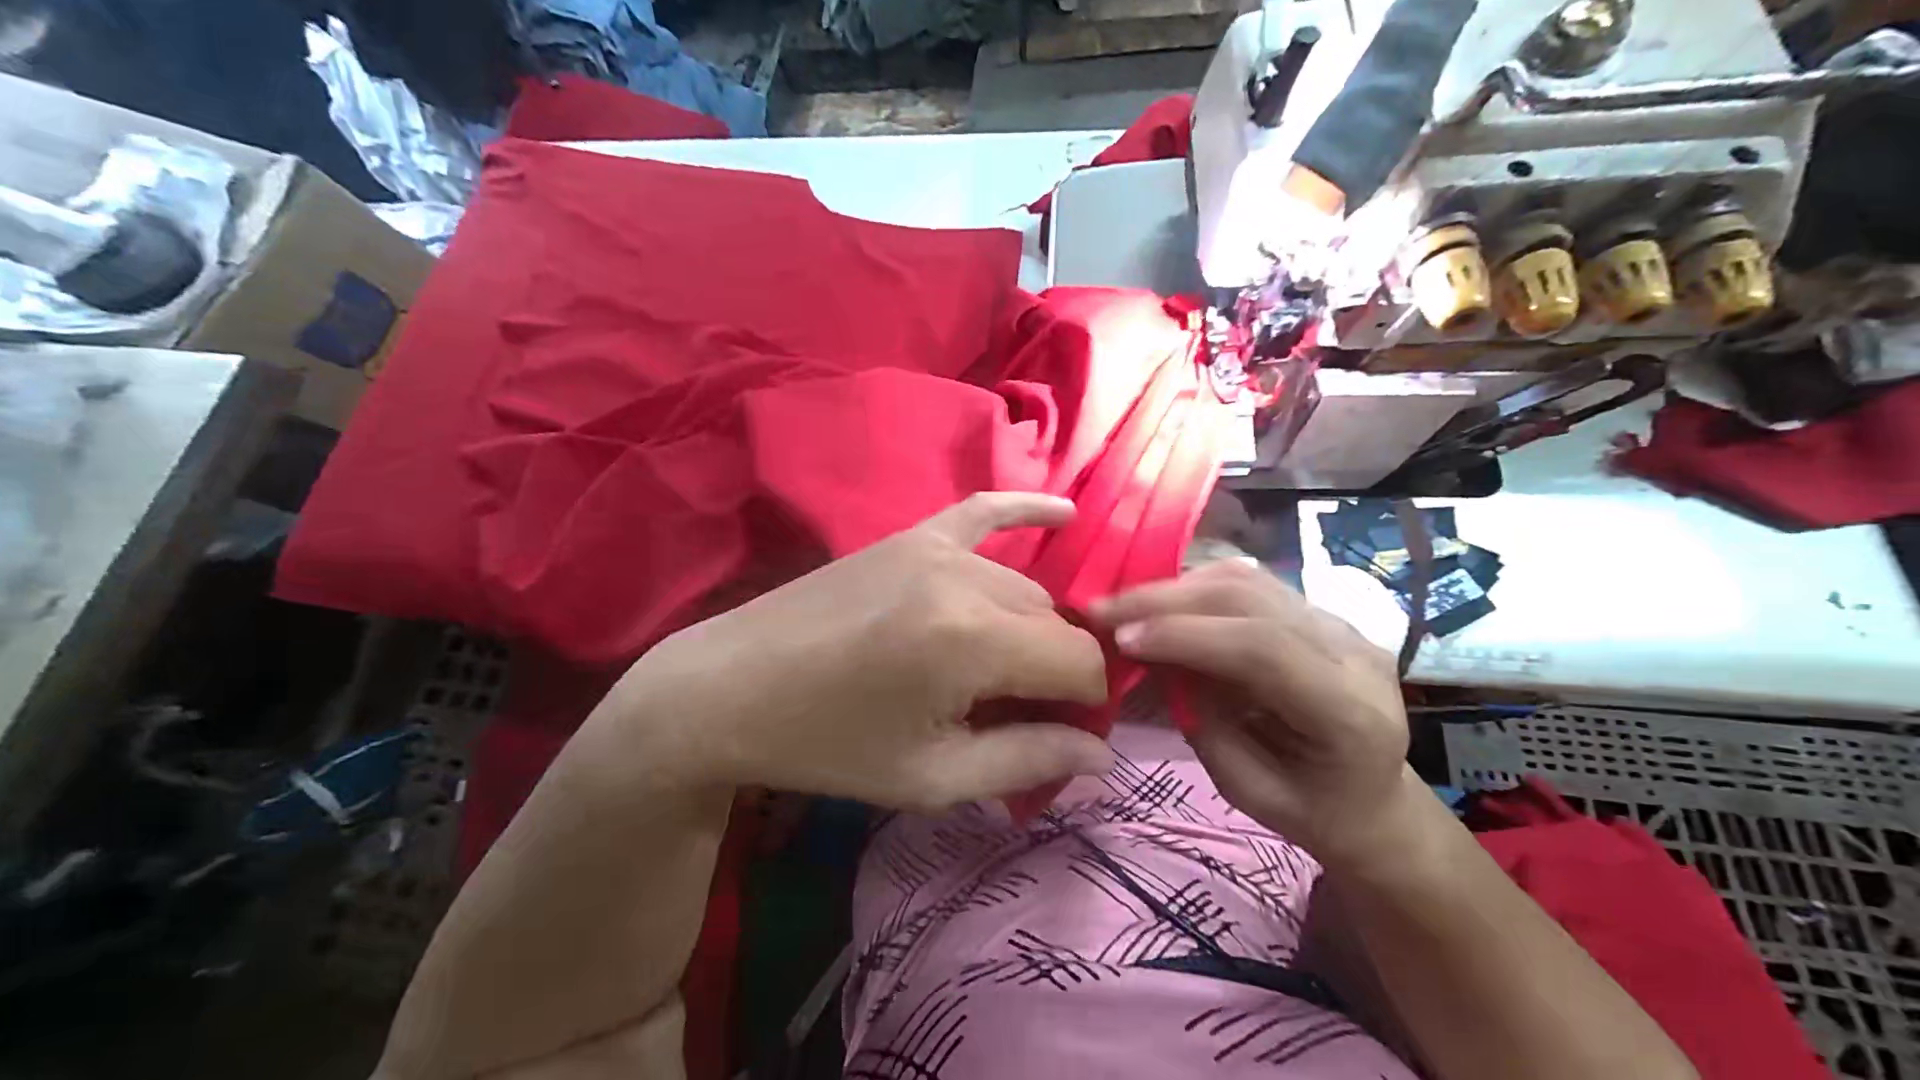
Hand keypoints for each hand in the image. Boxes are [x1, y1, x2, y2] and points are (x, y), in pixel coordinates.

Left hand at [592, 492, 1113, 812]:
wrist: (730, 688)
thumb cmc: (827, 746)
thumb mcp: (930, 777)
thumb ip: (1027, 762)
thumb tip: (1104, 755)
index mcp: (972, 640)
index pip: (1079, 662)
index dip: (1085, 704)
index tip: (1062, 736)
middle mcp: (964, 578)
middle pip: (1053, 623)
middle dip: (1055, 672)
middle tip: (1023, 716)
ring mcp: (934, 545)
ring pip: (1024, 586)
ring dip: (1030, 630)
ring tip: (997, 674)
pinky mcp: (909, 534)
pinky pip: (982, 510)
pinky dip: (1026, 510)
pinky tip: (1066, 512)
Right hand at [1092, 559, 1422, 871]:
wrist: (1370, 799)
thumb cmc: (1307, 810)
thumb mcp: (1244, 788)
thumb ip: (1202, 719)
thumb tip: (1152, 656)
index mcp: (1348, 711)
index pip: (1261, 648)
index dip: (1185, 635)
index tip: (1120, 640)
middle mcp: (1353, 652)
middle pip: (1250, 598)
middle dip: (1166, 599)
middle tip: (1102, 610)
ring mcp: (1341, 623)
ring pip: (1248, 580)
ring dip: (1176, 586)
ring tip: (1125, 603)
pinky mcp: (1320, 611)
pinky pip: (1252, 583)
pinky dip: (1197, 586)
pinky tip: (1162, 601)